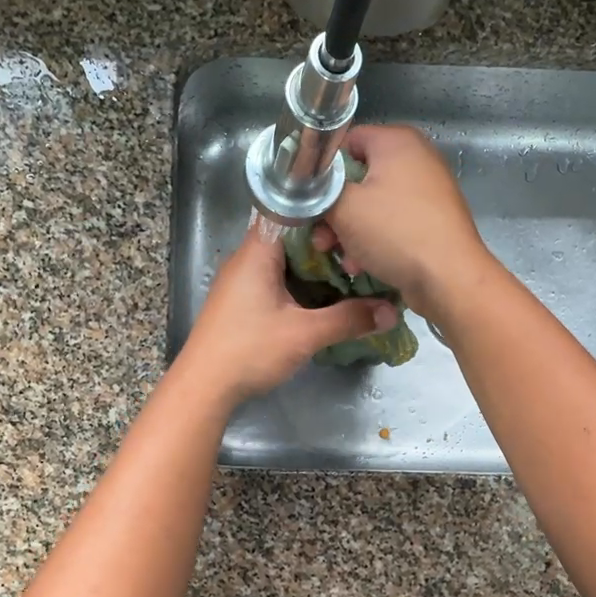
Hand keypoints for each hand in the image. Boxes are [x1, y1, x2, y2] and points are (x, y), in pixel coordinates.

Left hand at [176, 221, 397, 405]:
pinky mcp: (241, 303)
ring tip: (351, 277)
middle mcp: (247, 258)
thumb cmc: (249, 350)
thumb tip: (391, 312)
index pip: (292, 209)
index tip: (356, 221)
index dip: (325, 212)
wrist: (204, 387)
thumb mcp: (305, 334)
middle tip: (362, 255)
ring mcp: (241, 282)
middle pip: (293, 238)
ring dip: (315, 270)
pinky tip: (324, 302)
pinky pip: (276, 283)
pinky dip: (300, 287)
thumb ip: (349, 320)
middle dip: (327, 247)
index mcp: (259, 251)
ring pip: (286, 263)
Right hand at [319, 124, 495, 315]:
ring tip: (340, 258)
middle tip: (320, 237)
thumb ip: (321, 193)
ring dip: (351, 233)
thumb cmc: (395, 232)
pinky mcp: (432, 222)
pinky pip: (393, 224)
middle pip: (359, 178)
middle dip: (335, 211)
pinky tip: (362, 266)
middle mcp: (416, 159)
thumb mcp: (345, 209)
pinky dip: (374, 242)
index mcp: (396, 141)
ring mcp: (427, 192)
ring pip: (374, 206)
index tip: (307, 196)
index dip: (323, 168)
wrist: (448, 277)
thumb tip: (312, 191)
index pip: (347, 140)